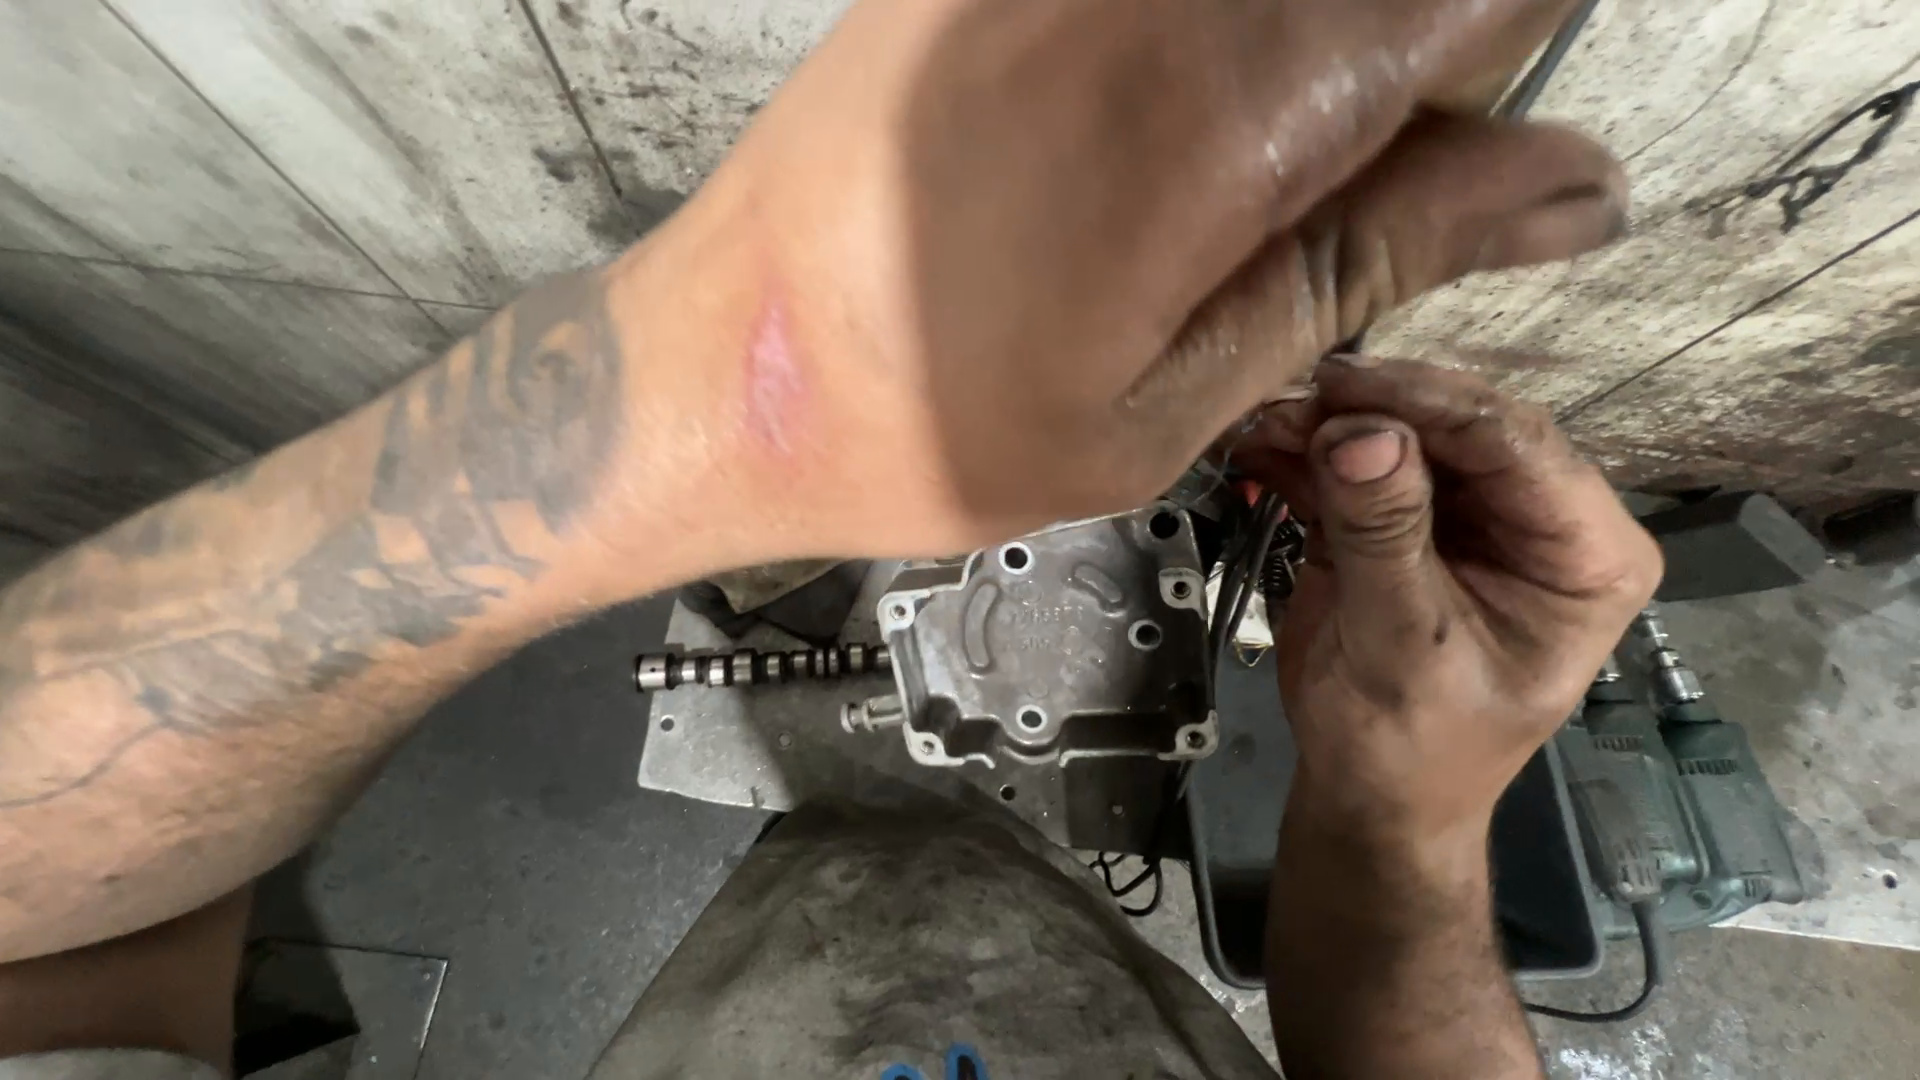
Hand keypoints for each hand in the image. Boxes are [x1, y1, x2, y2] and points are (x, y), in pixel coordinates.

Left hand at [658, 0, 1630, 559]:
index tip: (1441, 161)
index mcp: (1211, 119)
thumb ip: (1354, 269)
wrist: (720, 384)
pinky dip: (1187, 50)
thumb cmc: (924, 438)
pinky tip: (1122, 160)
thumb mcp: (1157, 414)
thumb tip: (1555, 185)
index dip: (1499, 62)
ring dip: (1282, 63)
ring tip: (1182, 209)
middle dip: (1392, 63)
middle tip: (1295, 204)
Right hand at [1244, 358, 1661, 845]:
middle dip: (1368, 412)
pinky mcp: (1389, 526)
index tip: (1339, 385)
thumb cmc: (1411, 741)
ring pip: (1393, 442)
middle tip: (1288, 400)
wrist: (1364, 786)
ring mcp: (1452, 518)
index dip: (1427, 405)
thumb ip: (1386, 537)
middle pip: (1452, 431)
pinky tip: (1254, 449)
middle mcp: (1525, 518)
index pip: (1515, 445)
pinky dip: (1299, 460)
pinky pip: (1347, 475)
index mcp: (1578, 550)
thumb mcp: (1403, 645)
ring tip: (1257, 425)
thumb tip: (1358, 434)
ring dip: (1321, 429)